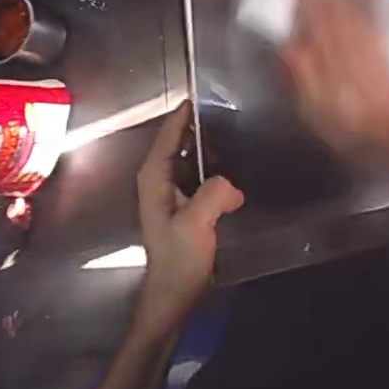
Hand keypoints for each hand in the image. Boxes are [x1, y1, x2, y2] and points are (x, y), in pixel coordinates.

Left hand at [134, 104, 243, 333]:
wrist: (174, 293)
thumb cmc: (178, 257)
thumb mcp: (196, 224)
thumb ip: (213, 195)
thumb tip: (231, 183)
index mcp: (153, 177)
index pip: (167, 135)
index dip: (183, 115)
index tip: (201, 95)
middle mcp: (158, 178)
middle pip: (177, 142)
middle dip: (198, 127)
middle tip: (228, 111)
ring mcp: (169, 191)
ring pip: (189, 157)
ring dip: (207, 147)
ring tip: (235, 132)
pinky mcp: (184, 203)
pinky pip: (197, 174)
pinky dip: (212, 166)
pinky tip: (233, 165)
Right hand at [280, 0, 388, 157]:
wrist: (385, 135)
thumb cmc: (338, 120)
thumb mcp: (307, 101)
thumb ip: (297, 69)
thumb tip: (285, 40)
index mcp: (321, 50)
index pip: (310, 7)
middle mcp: (343, 36)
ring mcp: (365, 36)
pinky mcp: (381, 42)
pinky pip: (374, 8)